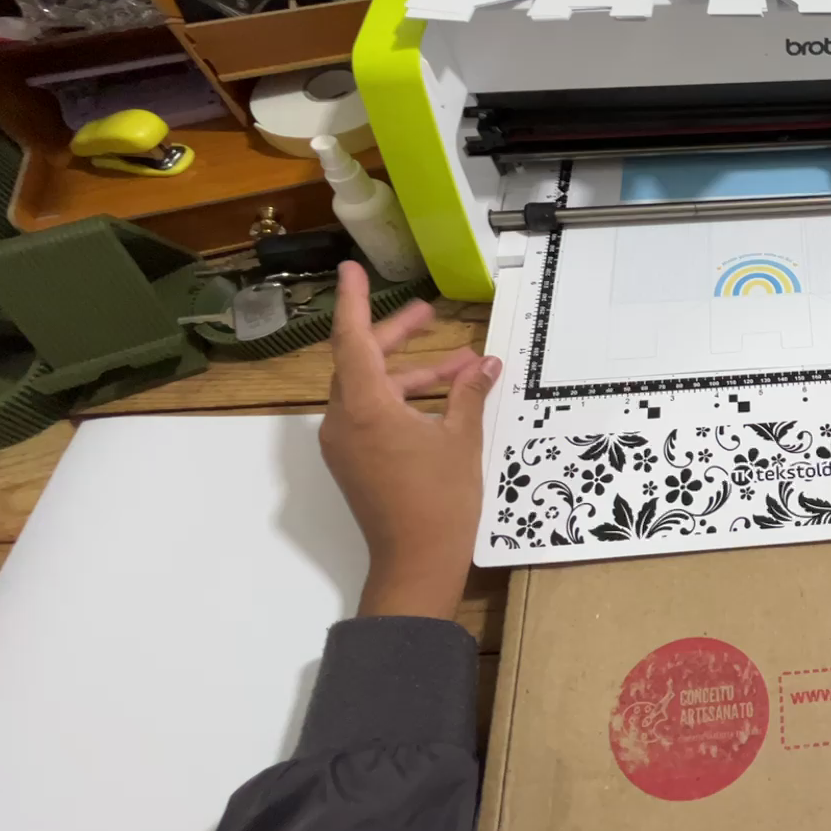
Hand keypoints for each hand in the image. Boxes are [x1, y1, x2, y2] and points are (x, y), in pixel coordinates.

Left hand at [319, 261, 500, 619]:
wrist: (416, 560)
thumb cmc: (440, 497)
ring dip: (414, 372)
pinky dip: (407, 398)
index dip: (352, 301)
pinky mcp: (357, 460)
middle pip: (363, 361)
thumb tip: (487, 364)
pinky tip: (446, 398)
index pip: (352, 340)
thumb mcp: (461, 439)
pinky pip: (375, 413)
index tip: (352, 269)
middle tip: (430, 313)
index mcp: (365, 408)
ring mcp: (347, 443)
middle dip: (398, 335)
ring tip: (463, 364)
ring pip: (373, 389)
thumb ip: (469, 394)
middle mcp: (344, 421)